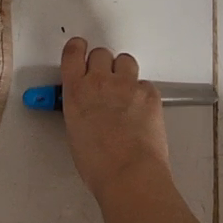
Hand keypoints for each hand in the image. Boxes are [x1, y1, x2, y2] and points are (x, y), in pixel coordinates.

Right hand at [59, 37, 170, 201]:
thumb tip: (88, 110)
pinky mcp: (149, 93)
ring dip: (124, 72)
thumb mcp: (76, 134)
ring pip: (125, 61)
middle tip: (106, 79)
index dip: (77, 48)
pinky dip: (144, 93)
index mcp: (76, 92)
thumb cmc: (99, 165)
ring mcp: (126, 85)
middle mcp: (99, 81)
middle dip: (103, 64)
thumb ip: (80, 111)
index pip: (73, 53)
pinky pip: (146, 84)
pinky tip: (142, 111)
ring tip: (126, 91)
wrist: (130, 175)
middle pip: (100, 53)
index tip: (80, 48)